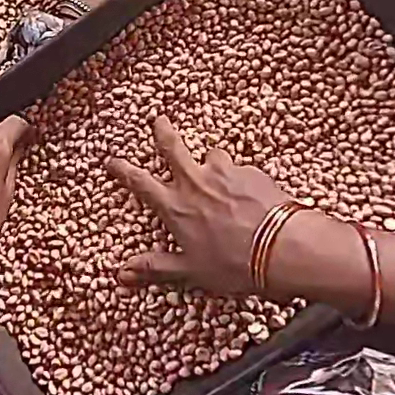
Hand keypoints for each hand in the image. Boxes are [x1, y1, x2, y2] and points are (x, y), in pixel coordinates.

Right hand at [105, 116, 294, 297]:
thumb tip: (121, 274)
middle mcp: (195, 182)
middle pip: (173, 147)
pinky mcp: (251, 172)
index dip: (124, 170)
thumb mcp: (190, 270)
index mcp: (175, 206)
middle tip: (159, 120)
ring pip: (212, 155)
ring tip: (219, 170)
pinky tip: (252, 193)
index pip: (141, 182)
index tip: (113, 161)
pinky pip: (241, 170)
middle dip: (162, 132)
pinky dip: (242, 178)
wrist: (281, 248)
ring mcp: (224, 173)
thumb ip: (155, 268)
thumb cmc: (233, 263)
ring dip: (212, 160)